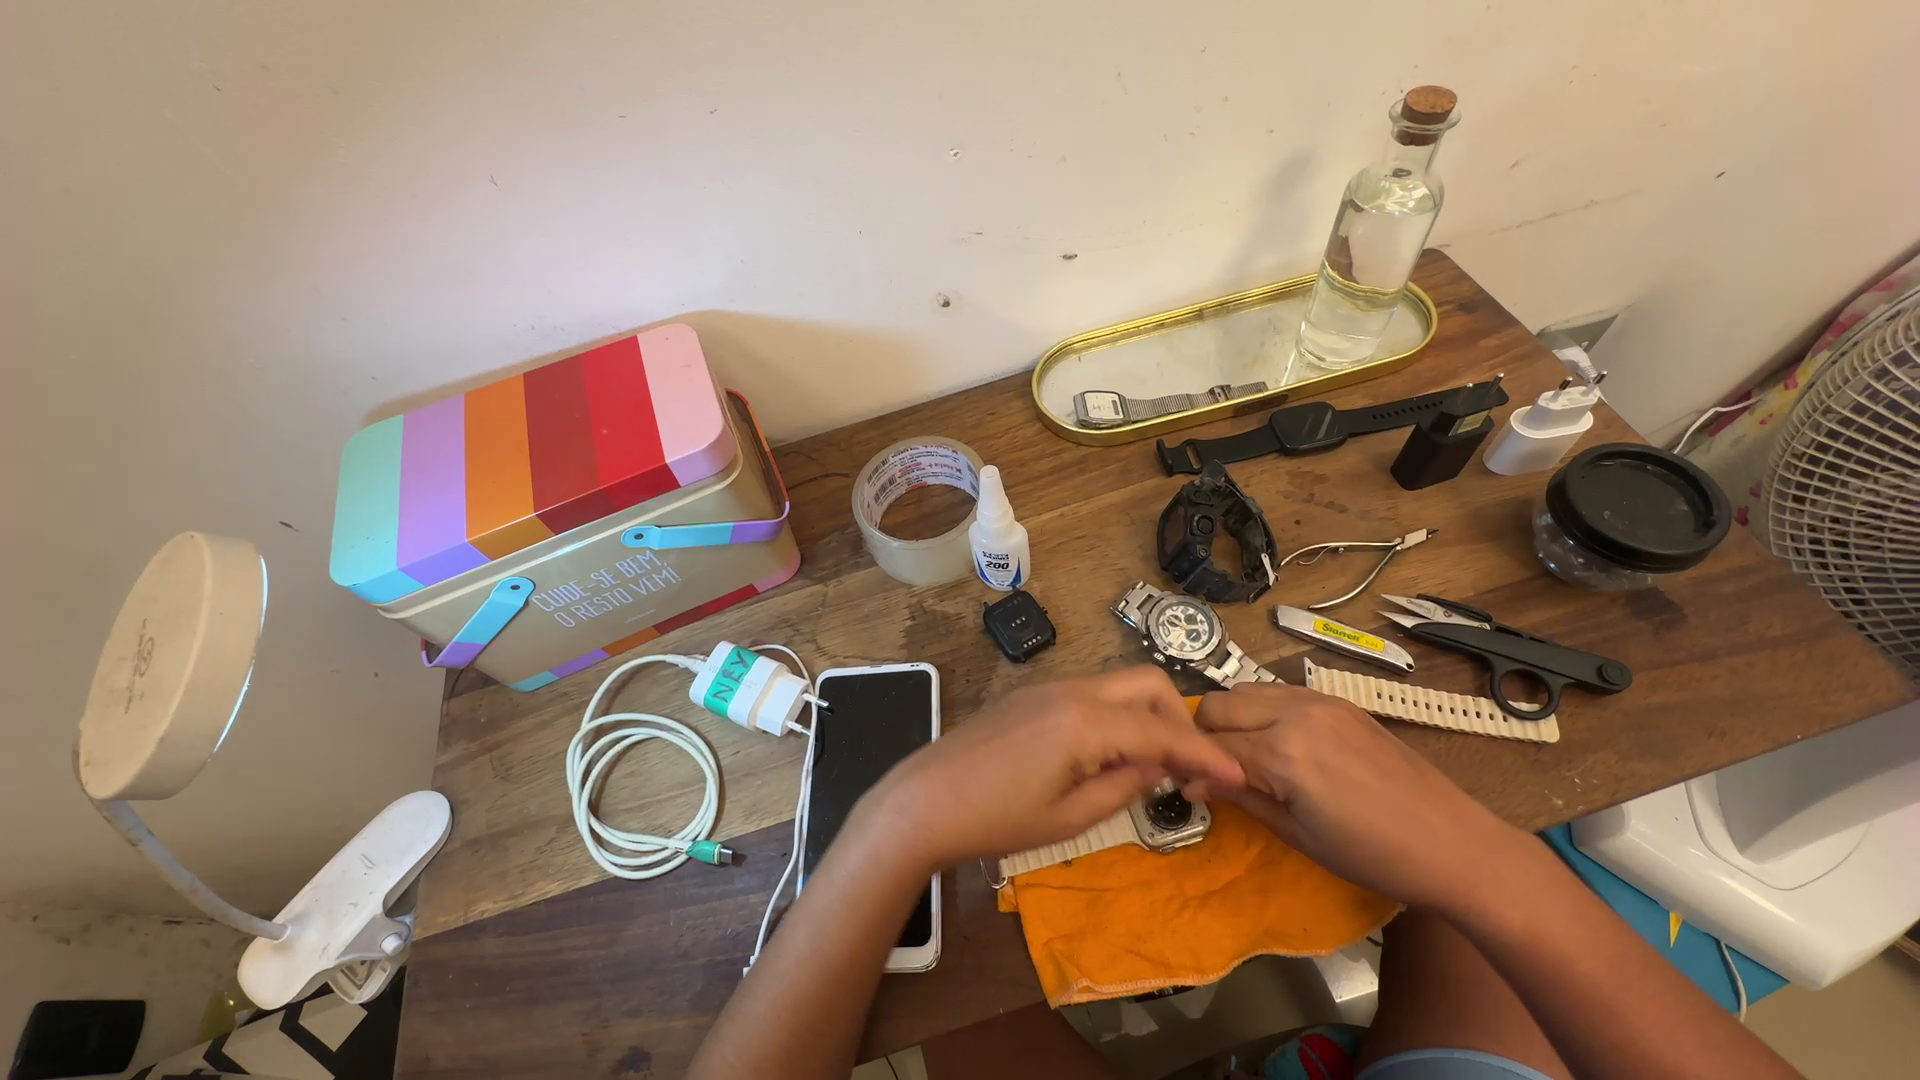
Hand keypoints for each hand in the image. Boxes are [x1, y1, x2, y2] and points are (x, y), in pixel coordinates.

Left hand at [857, 666, 1244, 870]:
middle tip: (1185, 765)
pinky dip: (1113, 716)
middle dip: (1176, 718)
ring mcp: (1046, 688)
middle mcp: (1070, 691)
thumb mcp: (1068, 818)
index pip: (1162, 731)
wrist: (923, 801)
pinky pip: (1089, 694)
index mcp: (1084, 722)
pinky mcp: (1029, 695)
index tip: (1237, 773)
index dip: (1203, 753)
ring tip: (1146, 766)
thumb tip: (1156, 766)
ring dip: (1144, 716)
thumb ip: (1122, 787)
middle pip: (1145, 683)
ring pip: (1117, 685)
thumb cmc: (994, 819)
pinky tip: (1105, 755)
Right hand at [1195, 683, 1528, 912]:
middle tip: (1215, 771)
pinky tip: (1280, 746)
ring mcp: (1320, 701)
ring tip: (1246, 756)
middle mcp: (1295, 713)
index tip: (1188, 789)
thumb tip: (1194, 783)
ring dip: (1233, 718)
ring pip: (1246, 691)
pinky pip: (1280, 693)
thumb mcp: (1296, 834)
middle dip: (1205, 735)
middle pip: (1218, 705)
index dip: (1194, 769)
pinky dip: (1264, 712)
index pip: (1211, 747)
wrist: (1455, 844)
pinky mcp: (1340, 701)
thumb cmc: (1373, 855)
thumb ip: (1240, 797)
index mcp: (1282, 753)